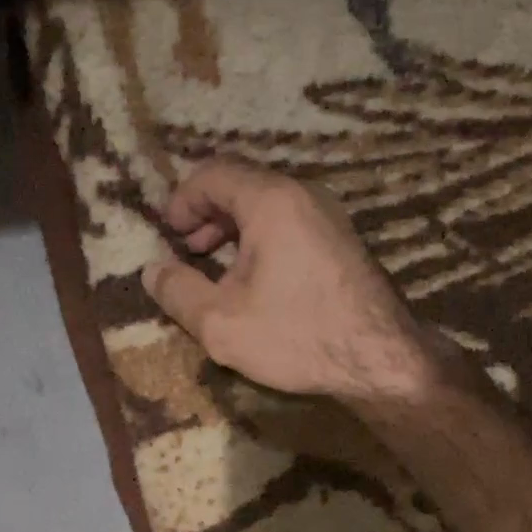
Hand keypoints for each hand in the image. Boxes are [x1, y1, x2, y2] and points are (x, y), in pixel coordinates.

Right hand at [140, 159, 439, 404]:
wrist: (379, 358)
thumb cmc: (297, 336)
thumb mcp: (220, 323)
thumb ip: (178, 292)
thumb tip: (152, 270)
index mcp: (271, 201)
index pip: (213, 174)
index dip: (181, 200)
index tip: (167, 234)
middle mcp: (303, 195)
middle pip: (242, 185)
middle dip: (206, 214)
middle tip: (187, 250)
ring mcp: (329, 216)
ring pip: (268, 206)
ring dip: (234, 229)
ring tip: (216, 268)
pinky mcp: (342, 242)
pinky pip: (290, 224)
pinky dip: (261, 240)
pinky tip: (254, 280)